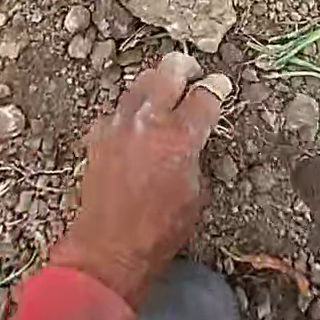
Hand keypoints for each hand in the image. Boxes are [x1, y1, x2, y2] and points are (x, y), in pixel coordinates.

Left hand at [50, 51, 229, 306]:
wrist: (107, 251)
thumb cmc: (159, 230)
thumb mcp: (196, 191)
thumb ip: (196, 150)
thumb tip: (196, 132)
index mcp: (180, 135)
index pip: (206, 93)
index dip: (217, 87)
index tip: (220, 86)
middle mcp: (149, 120)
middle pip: (171, 69)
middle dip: (187, 68)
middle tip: (193, 76)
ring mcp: (120, 123)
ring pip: (142, 80)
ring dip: (158, 83)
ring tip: (165, 95)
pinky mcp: (99, 134)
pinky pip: (119, 107)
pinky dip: (132, 109)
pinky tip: (137, 124)